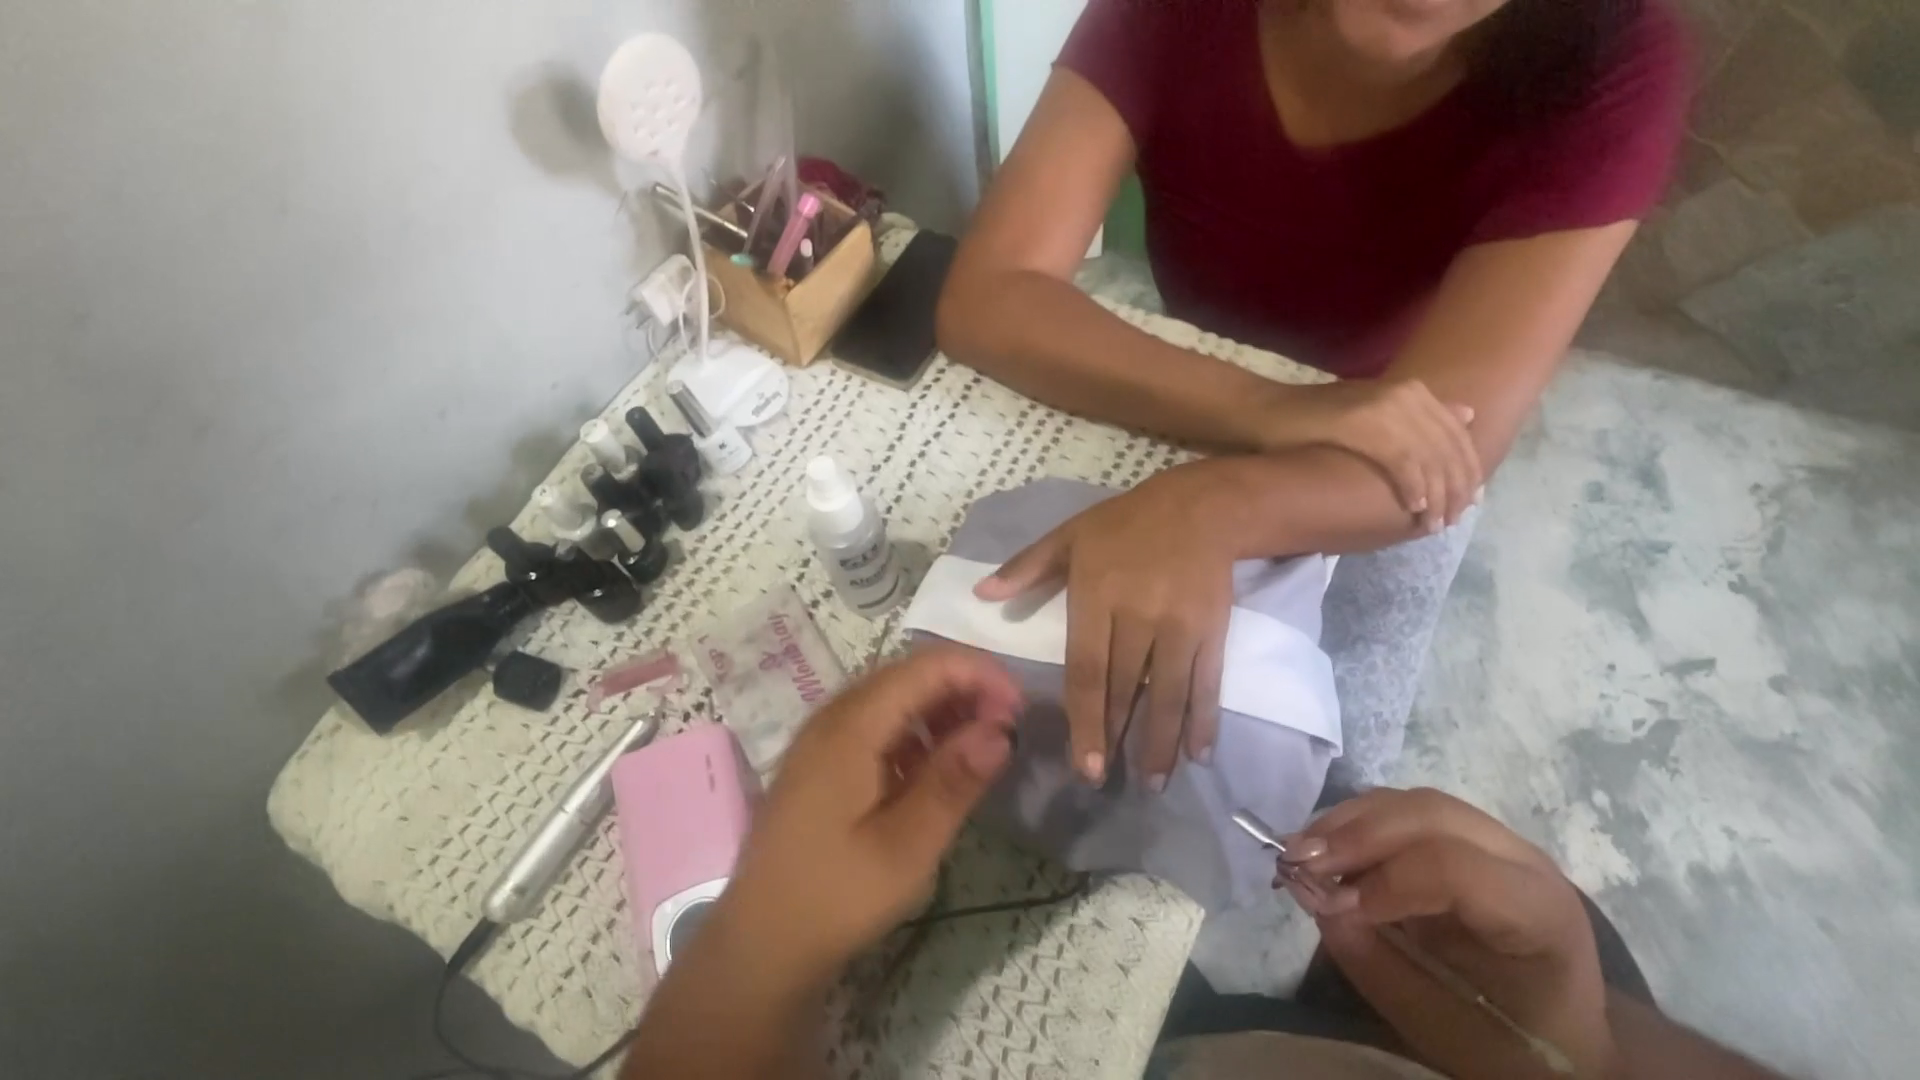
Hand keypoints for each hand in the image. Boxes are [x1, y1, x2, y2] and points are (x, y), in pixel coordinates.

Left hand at [717, 648, 1023, 984]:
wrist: (761, 944)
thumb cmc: (835, 897)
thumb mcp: (906, 846)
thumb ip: (954, 781)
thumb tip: (1001, 730)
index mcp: (850, 727)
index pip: (924, 667)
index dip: (979, 674)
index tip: (1021, 710)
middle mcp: (833, 718)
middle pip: (908, 675)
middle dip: (965, 688)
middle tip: (1009, 728)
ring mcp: (823, 740)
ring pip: (893, 699)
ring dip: (943, 709)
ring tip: (983, 744)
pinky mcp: (823, 765)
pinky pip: (877, 726)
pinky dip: (917, 732)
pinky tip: (939, 766)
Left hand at [974, 467, 1236, 788]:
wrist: (1200, 507)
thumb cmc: (1123, 523)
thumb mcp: (1069, 535)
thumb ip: (1026, 568)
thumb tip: (981, 594)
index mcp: (1096, 598)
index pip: (1087, 671)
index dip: (1085, 720)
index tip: (1083, 763)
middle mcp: (1138, 618)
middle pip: (1124, 690)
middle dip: (1115, 738)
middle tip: (1105, 781)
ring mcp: (1180, 627)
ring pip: (1168, 695)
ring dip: (1161, 742)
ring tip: (1154, 781)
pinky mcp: (1213, 631)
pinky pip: (1207, 683)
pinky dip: (1204, 719)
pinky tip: (1199, 751)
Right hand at [1270, 378, 1482, 533]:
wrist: (1260, 412)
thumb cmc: (1308, 418)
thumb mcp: (1367, 411)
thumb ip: (1414, 416)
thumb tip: (1468, 413)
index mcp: (1409, 390)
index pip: (1455, 434)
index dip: (1466, 470)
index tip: (1467, 502)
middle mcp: (1404, 395)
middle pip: (1448, 447)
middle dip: (1456, 488)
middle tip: (1453, 521)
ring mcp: (1384, 408)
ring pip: (1430, 458)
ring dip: (1438, 495)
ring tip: (1434, 523)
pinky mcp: (1362, 425)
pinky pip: (1402, 462)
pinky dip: (1413, 487)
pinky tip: (1415, 507)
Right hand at [1281, 789, 1616, 1078]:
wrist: (1558, 1038)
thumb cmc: (1506, 1043)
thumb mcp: (1439, 1023)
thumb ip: (1373, 961)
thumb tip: (1314, 899)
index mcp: (1538, 914)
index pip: (1455, 867)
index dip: (1386, 879)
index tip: (1331, 906)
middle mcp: (1523, 860)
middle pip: (1428, 814)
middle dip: (1355, 834)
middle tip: (1296, 860)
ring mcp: (1495, 840)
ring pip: (1410, 802)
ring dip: (1348, 821)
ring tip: (1299, 851)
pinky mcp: (1465, 837)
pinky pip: (1404, 810)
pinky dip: (1357, 822)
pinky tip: (1324, 846)